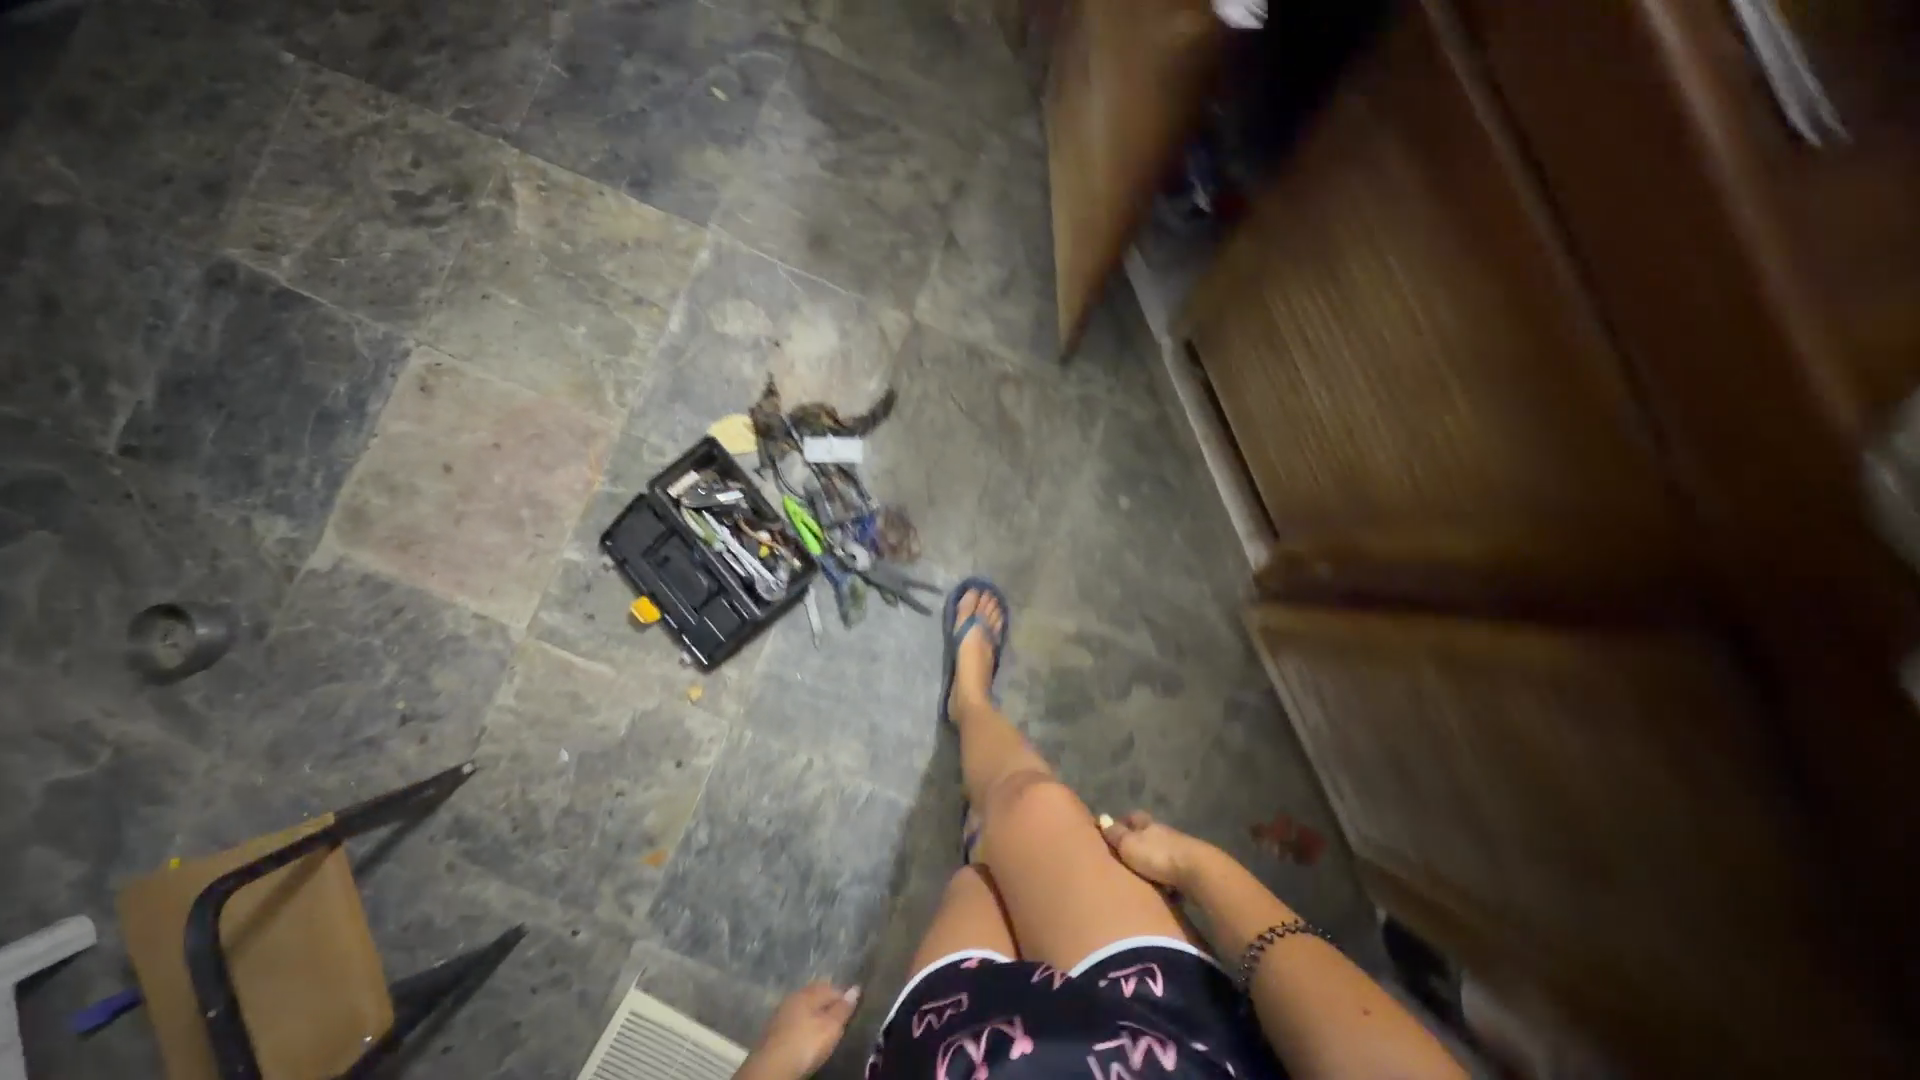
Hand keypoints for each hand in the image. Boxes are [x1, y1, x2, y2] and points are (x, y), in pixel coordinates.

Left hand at [740, 982, 859, 1079]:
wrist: (771, 1068)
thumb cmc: (805, 1043)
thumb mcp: (831, 1027)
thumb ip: (843, 1008)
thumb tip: (855, 988)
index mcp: (808, 992)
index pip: (832, 988)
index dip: (844, 997)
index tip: (853, 1010)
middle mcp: (794, 997)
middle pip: (816, 995)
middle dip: (828, 1003)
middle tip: (840, 1018)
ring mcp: (781, 1013)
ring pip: (804, 1007)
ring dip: (814, 1014)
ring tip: (825, 1027)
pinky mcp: (774, 1030)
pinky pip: (795, 1020)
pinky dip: (803, 1024)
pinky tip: (807, 1035)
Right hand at [1101, 810, 1206, 888]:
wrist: (1197, 872)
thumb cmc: (1157, 856)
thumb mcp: (1130, 845)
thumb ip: (1116, 833)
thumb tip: (1102, 817)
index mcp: (1149, 825)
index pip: (1134, 817)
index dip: (1123, 821)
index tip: (1113, 829)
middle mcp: (1165, 834)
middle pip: (1150, 834)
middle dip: (1139, 841)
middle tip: (1125, 855)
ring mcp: (1180, 851)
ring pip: (1162, 853)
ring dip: (1154, 861)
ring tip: (1140, 876)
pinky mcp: (1191, 870)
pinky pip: (1174, 872)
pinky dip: (1167, 879)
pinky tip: (1161, 890)